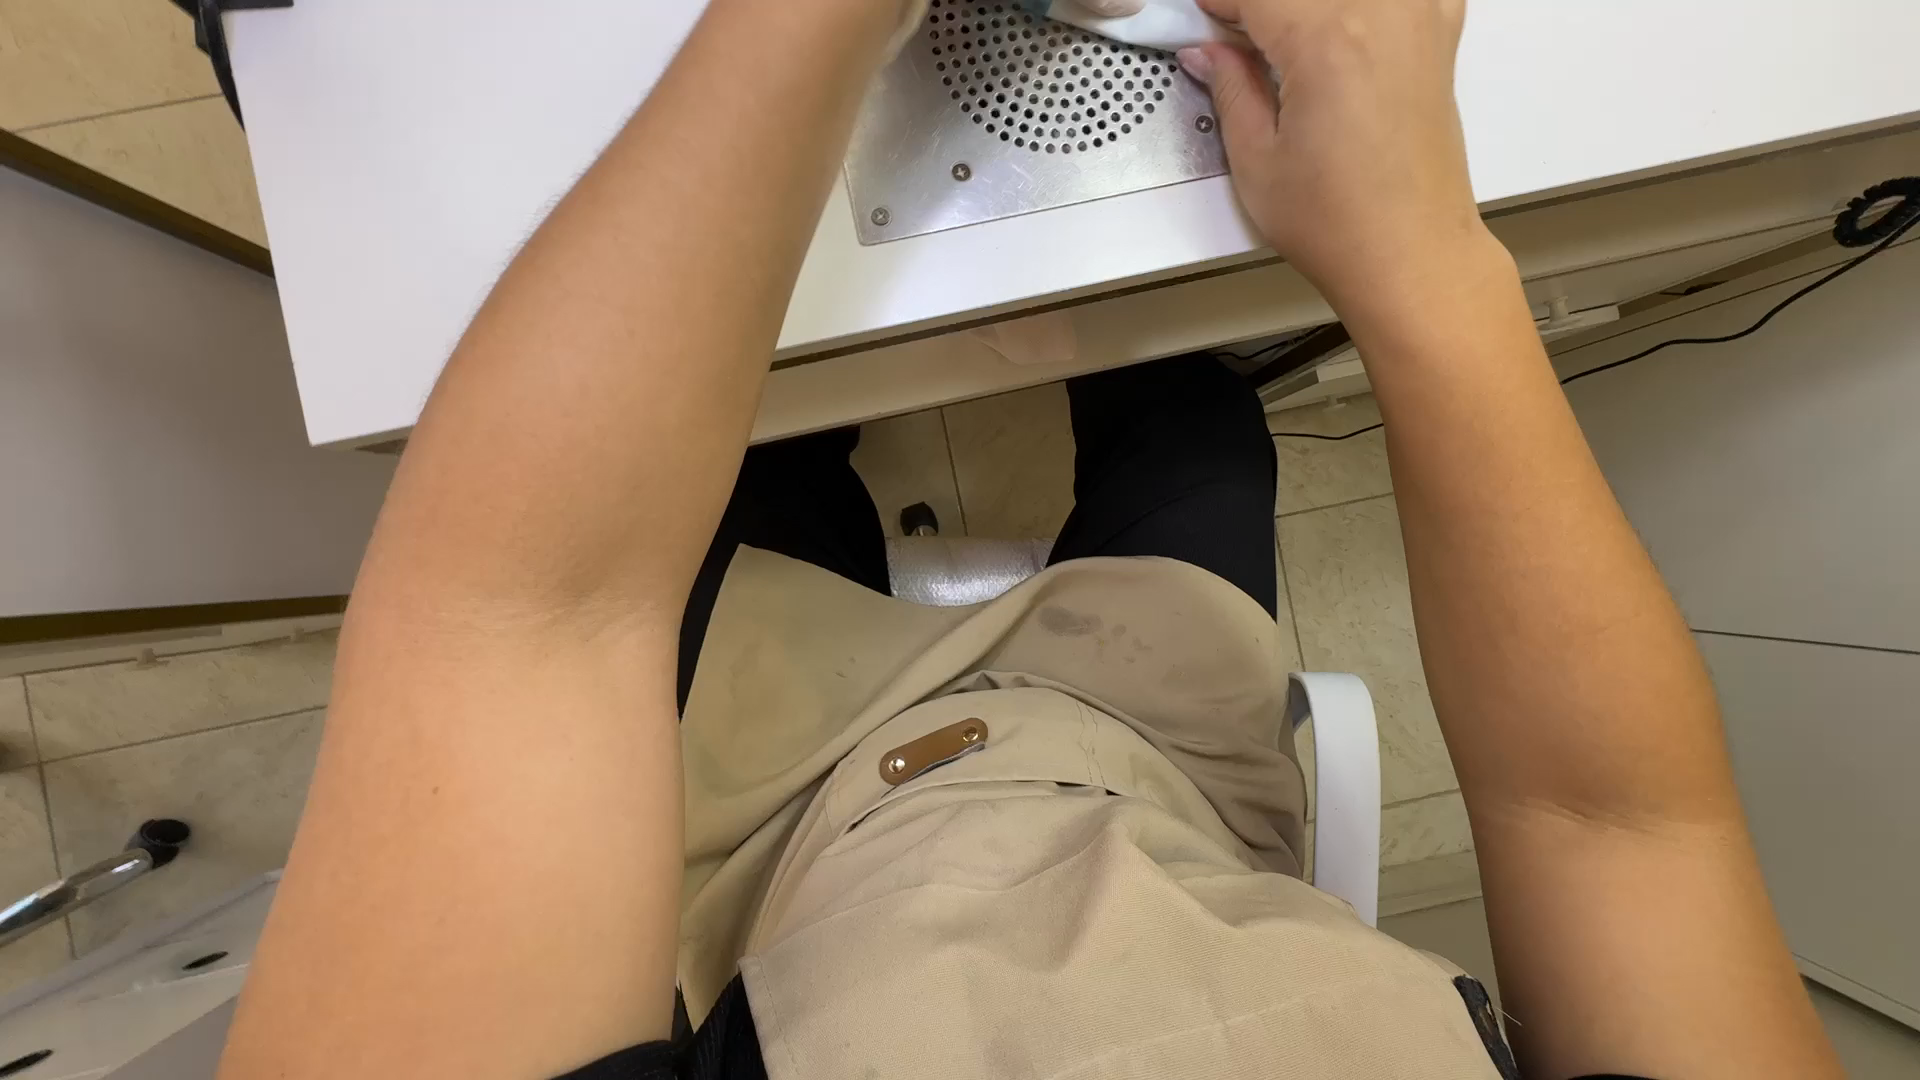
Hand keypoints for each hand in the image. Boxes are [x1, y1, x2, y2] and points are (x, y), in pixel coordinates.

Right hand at [1177, 0, 1494, 318]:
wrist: (1405, 249)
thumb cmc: (1335, 221)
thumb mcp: (1256, 162)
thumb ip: (1231, 90)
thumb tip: (1207, 53)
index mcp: (1326, 40)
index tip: (1199, 12)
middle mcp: (1382, 9)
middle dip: (1261, 2)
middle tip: (1233, 29)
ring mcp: (1420, 13)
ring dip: (1306, 5)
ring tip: (1279, 36)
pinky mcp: (1439, 31)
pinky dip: (1359, 6)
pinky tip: (1340, 28)